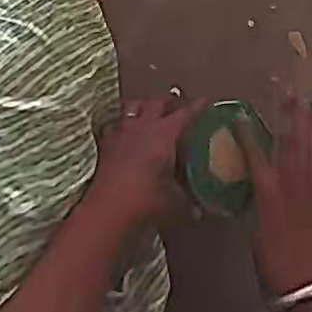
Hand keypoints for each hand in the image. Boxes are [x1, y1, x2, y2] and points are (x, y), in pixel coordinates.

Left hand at [83, 95, 205, 230]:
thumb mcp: (176, 205)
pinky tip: (122, 132)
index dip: (198, 106)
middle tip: (177, 106)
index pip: (187, 113)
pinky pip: (112, 125)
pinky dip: (119, 125)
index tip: (206, 100)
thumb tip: (198, 211)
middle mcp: (144, 126)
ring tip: (148, 111)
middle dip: (168, 101)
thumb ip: (189, 204)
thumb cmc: (147, 201)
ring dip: (142, 106)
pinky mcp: (105, 145)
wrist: (108, 211)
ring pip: (132, 106)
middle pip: (157, 101)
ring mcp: (122, 133)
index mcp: (165, 133)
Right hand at [239, 95, 311, 297]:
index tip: (240, 113)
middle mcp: (295, 189)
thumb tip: (255, 195)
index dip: (248, 134)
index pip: (256, 158)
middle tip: (289, 89)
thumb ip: (256, 212)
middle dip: (289, 114)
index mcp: (270, 197)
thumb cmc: (277, 276)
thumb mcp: (256, 242)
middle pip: (291, 145)